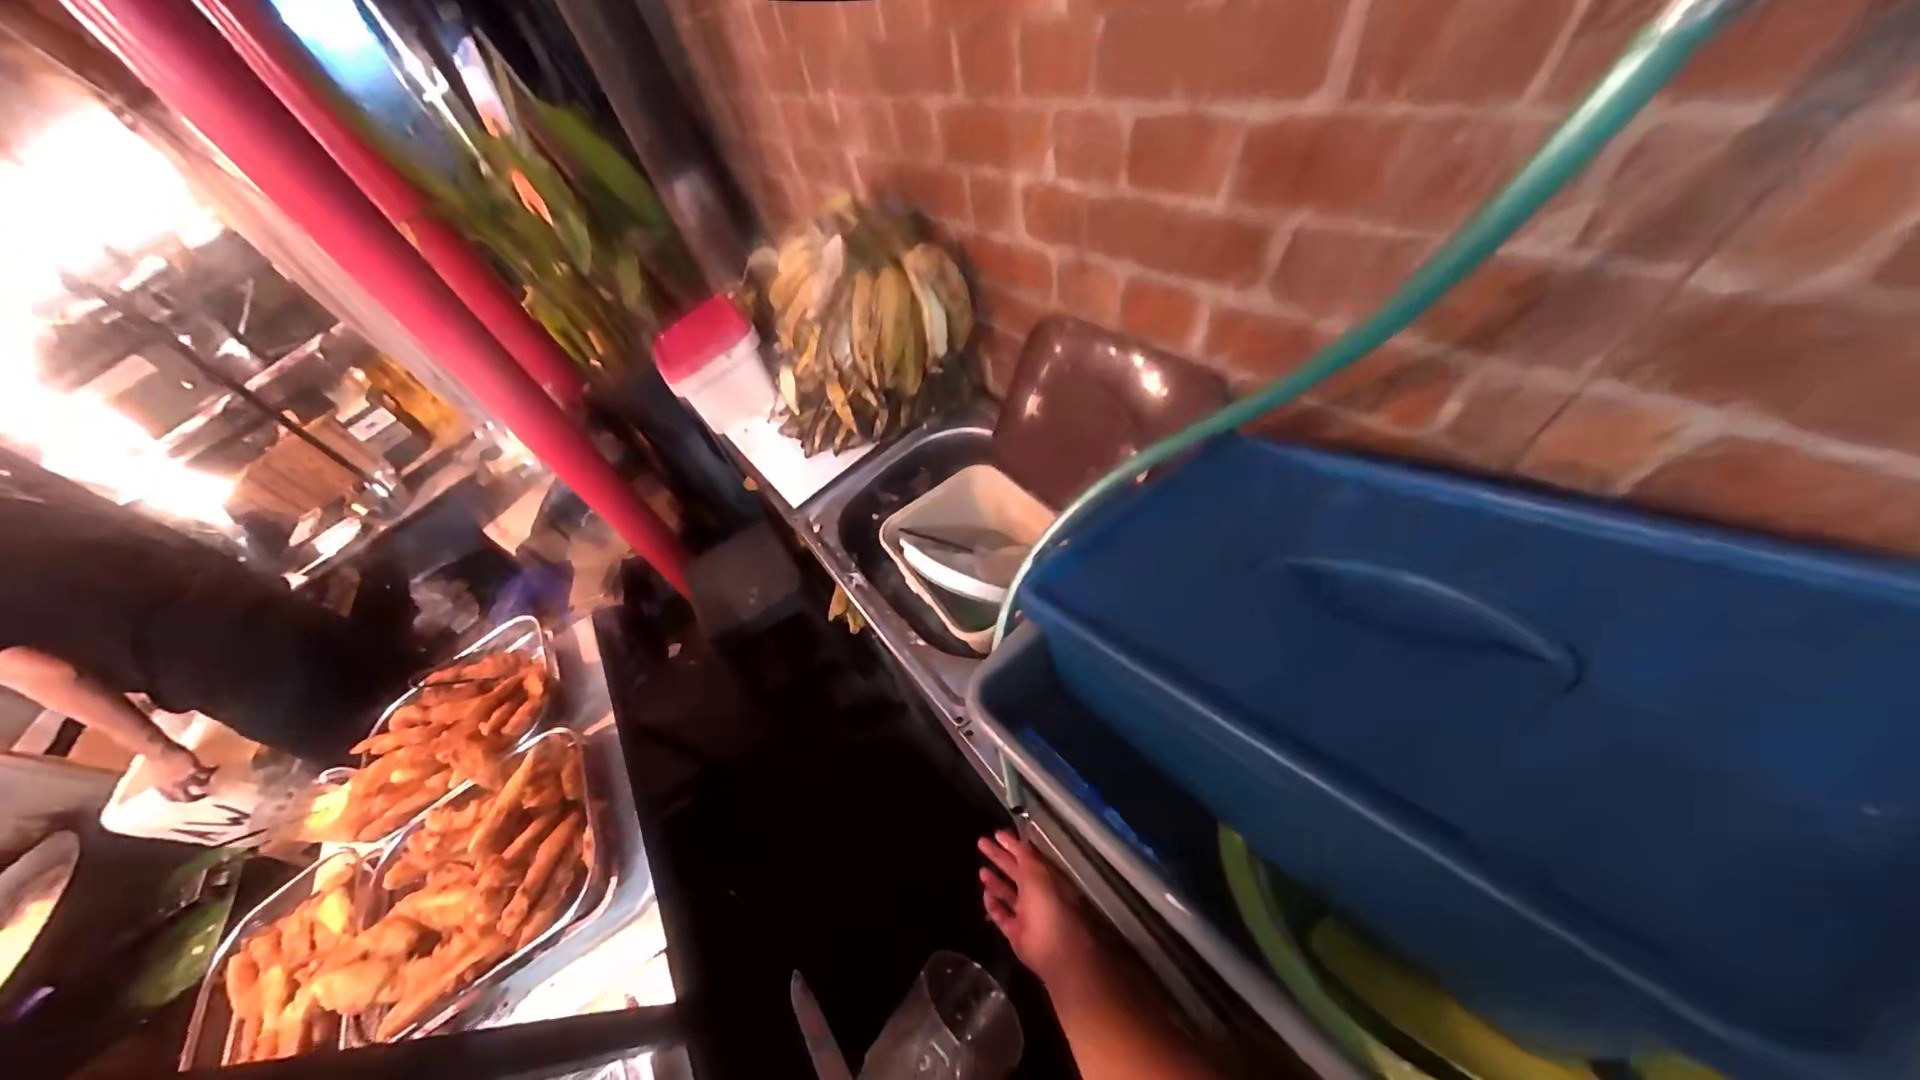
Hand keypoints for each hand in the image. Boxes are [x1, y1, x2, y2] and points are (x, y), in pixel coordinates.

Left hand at [147, 741, 212, 801]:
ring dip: (208, 782)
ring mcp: (184, 777)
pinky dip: (212, 770)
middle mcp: (173, 785)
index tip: (189, 797)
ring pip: (200, 784)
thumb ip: (165, 780)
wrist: (157, 751)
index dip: (181, 799)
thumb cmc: (154, 761)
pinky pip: (206, 772)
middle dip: (197, 797)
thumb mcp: (157, 774)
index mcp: (162, 787)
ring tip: (214, 778)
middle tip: (207, 794)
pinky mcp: (194, 768)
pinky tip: (215, 767)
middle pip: (187, 796)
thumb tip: (172, 783)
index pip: (172, 798)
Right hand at [978, 830, 1100, 990]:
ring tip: (981, 870)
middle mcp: (1036, 893)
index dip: (1012, 844)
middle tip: (981, 843)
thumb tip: (1016, 840)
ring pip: (1008, 893)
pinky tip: (985, 894)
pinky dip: (993, 905)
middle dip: (999, 857)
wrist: (1056, 950)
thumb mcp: (1037, 873)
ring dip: (995, 881)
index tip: (996, 834)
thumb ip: (1025, 857)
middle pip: (1015, 871)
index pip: (1027, 856)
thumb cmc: (1048, 905)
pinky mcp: (1016, 932)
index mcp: (1045, 876)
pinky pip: (1002, 915)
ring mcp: (1026, 913)